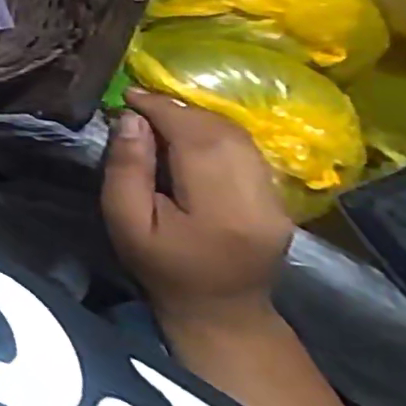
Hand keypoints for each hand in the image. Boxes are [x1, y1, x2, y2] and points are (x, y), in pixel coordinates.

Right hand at [101, 87, 293, 329]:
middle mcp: (260, 200)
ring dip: (198, 118)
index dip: (162, 110)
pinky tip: (189, 135)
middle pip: (222, 132)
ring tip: (161, 115)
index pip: (196, 139)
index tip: (130, 95)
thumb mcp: (125, 221)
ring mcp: (277, 199)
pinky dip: (215, 133)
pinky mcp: (280, 198)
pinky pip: (247, 149)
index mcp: (221, 210)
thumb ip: (127, 169)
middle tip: (142, 102)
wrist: (219, 310)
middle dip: (179, 109)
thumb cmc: (161, 267)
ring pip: (239, 137)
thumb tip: (131, 119)